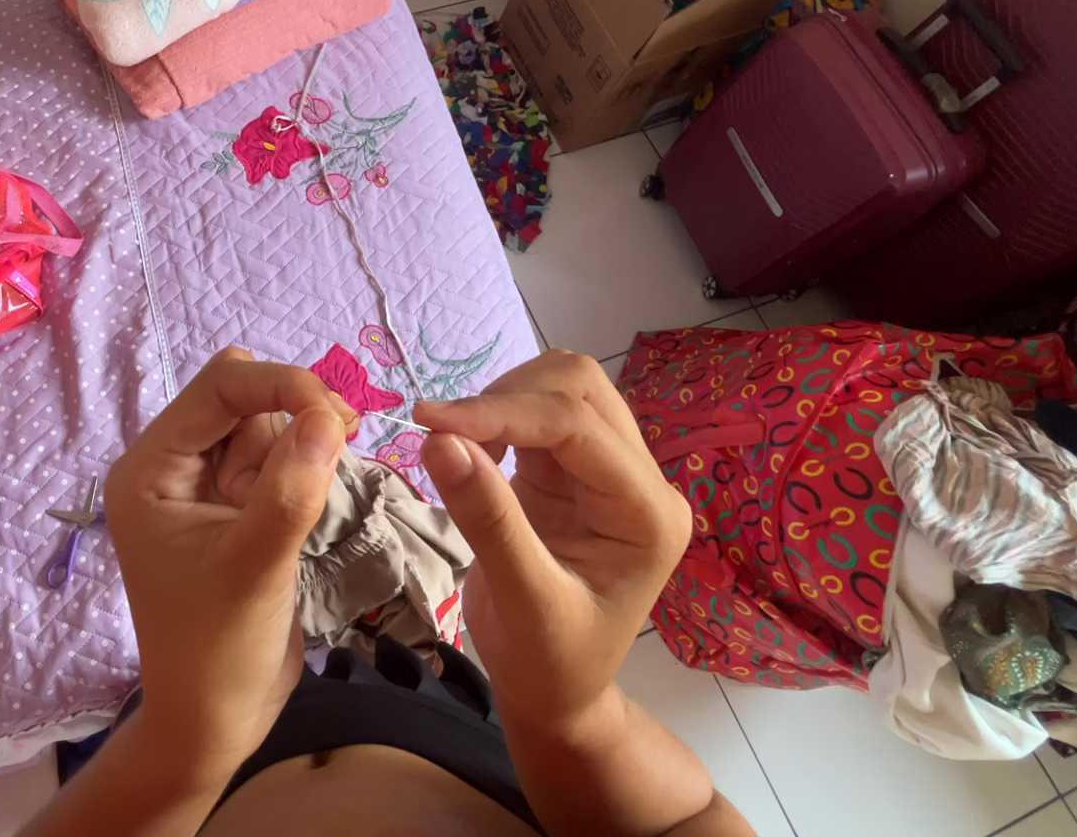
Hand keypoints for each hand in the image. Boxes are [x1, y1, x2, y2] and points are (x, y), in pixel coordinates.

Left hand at [104, 348, 356, 775]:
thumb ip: (290, 489)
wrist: (216, 718)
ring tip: (289, 518)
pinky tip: (298, 514)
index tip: (339, 415)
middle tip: (336, 448)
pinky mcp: (230, 502)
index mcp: (149, 470)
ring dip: (293, 451)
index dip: (280, 385)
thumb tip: (327, 415)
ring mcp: (200, 483)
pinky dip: (298, 468)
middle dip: (288, 418)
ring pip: (262, 423)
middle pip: (239, 396)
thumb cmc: (219, 651)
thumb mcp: (256, 566)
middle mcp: (169, 465)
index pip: (216, 389)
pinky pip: (273, 455)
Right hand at [413, 350, 690, 731]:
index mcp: (646, 512)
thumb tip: (439, 439)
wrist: (555, 689)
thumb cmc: (549, 662)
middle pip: (579, 386)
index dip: (502, 412)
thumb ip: (487, 519)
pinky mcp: (572, 468)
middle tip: (443, 433)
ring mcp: (606, 469)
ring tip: (457, 446)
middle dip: (506, 397)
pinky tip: (472, 452)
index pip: (577, 425)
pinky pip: (537, 412)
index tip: (430, 420)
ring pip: (559, 388)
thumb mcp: (521, 599)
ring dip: (501, 401)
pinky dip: (496, 417)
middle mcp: (638, 479)